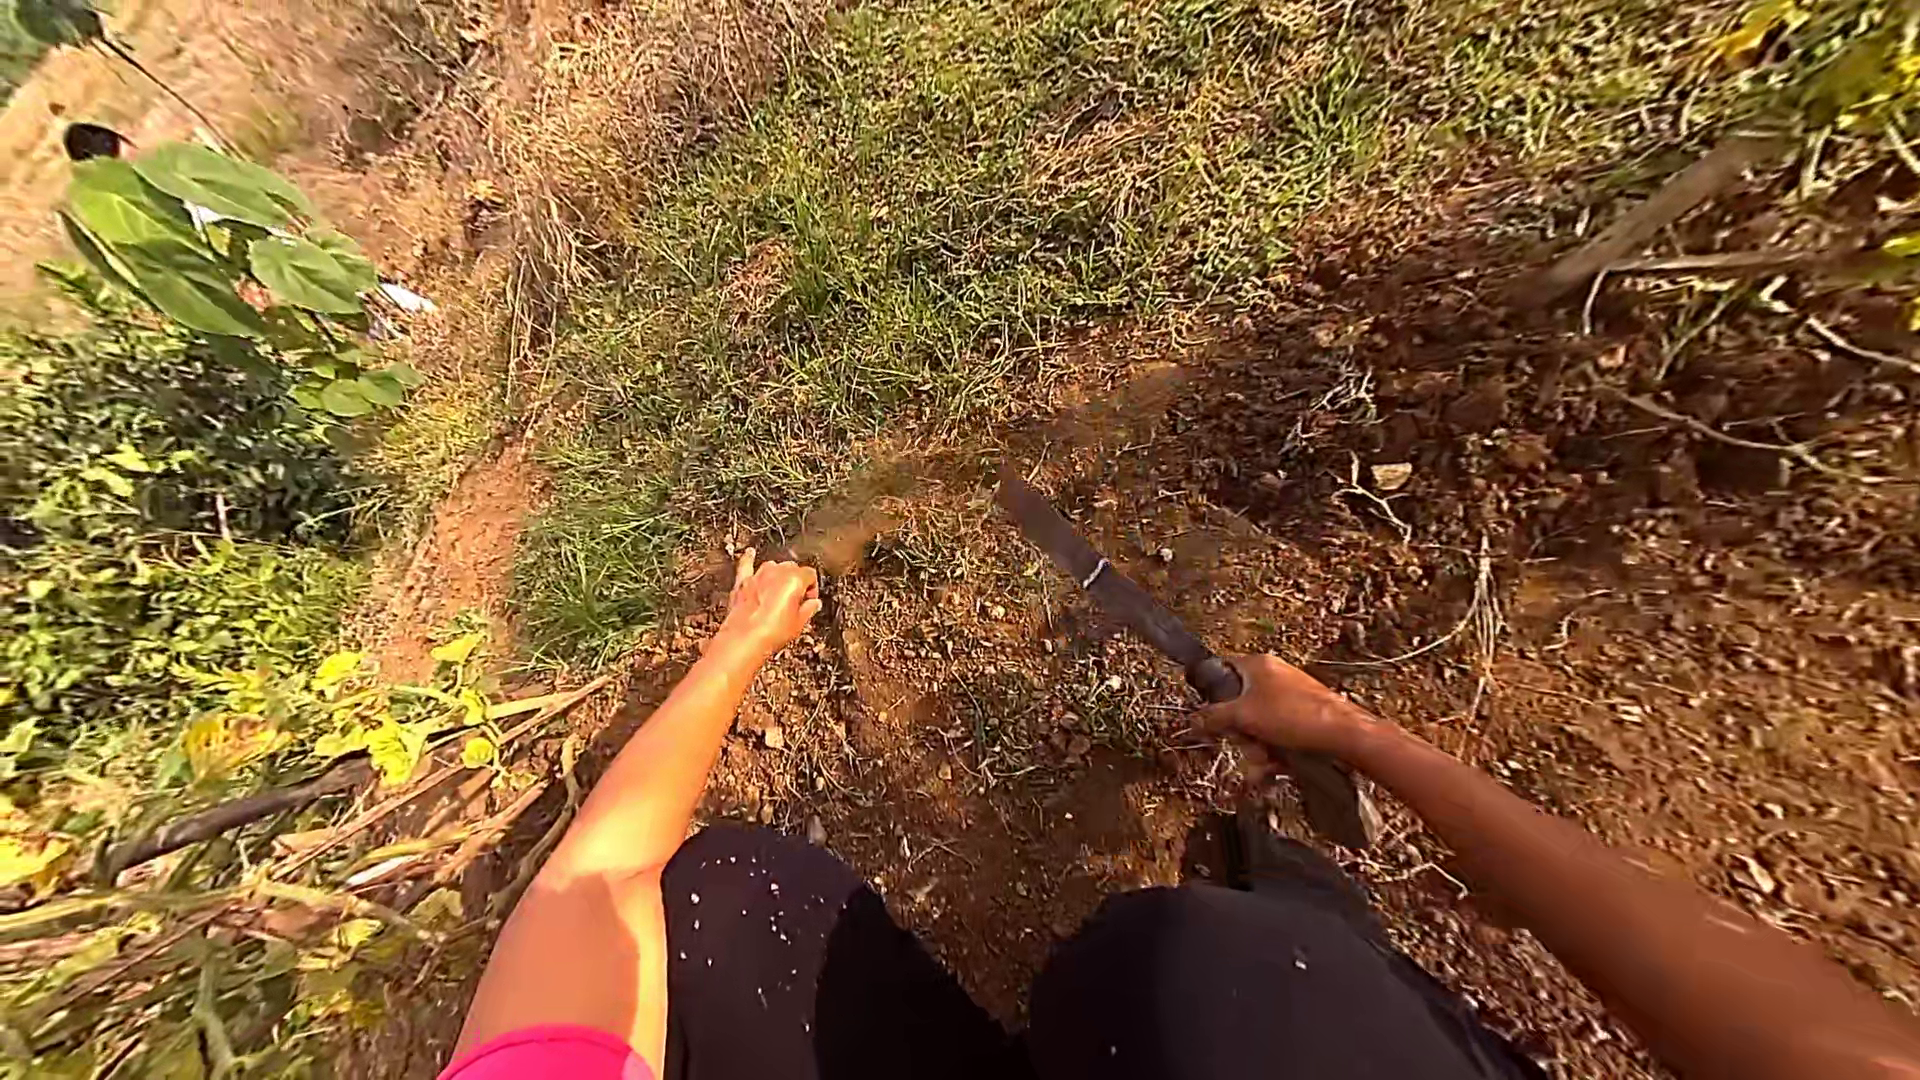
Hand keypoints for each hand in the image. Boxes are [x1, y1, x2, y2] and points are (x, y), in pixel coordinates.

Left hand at [708, 549, 821, 663]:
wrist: (744, 640)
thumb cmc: (772, 632)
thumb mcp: (800, 623)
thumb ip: (809, 608)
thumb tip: (813, 604)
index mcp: (795, 579)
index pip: (811, 575)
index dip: (812, 589)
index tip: (809, 601)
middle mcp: (777, 572)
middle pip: (793, 569)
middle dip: (796, 582)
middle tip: (795, 602)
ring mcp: (758, 575)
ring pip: (774, 567)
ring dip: (778, 576)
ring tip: (778, 593)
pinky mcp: (743, 582)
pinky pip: (746, 565)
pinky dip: (748, 559)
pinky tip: (750, 553)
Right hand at [1193, 654, 1378, 761]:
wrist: (1349, 737)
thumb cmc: (1295, 717)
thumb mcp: (1243, 717)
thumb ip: (1213, 717)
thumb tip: (1191, 720)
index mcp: (1257, 665)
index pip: (1221, 670)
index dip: (1212, 693)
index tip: (1211, 716)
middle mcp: (1273, 676)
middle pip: (1239, 703)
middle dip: (1240, 732)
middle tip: (1245, 744)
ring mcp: (1291, 696)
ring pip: (1258, 723)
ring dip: (1256, 747)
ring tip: (1264, 763)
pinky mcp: (1305, 717)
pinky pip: (1278, 733)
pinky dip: (1274, 750)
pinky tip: (1277, 767)